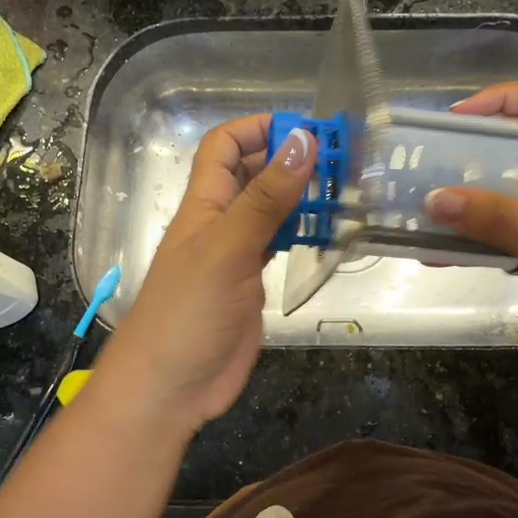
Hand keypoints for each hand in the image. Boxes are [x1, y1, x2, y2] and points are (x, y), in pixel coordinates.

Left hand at [96, 115, 314, 432]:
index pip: (225, 146)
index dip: (260, 129)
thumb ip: (265, 199)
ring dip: (303, 195)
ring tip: (347, 190)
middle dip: (292, 158)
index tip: (309, 130)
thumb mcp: (227, 249)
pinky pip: (279, 243)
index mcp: (203, 203)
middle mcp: (220, 220)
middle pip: (254, 173)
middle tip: (344, 160)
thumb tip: (301, 140)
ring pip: (271, 208)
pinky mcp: (252, 283)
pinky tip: (332, 232)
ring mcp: (236, 253)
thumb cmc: (188, 313)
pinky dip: (304, 232)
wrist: (169, 389)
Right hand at [424, 80, 517, 366]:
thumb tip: (434, 198)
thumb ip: (499, 219)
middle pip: (517, 141)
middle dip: (473, 144)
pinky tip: (431, 248)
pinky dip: (463, 233)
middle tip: (431, 155)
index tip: (462, 115)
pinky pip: (492, 228)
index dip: (506, 97)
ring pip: (500, 186)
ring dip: (463, 190)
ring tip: (422, 196)